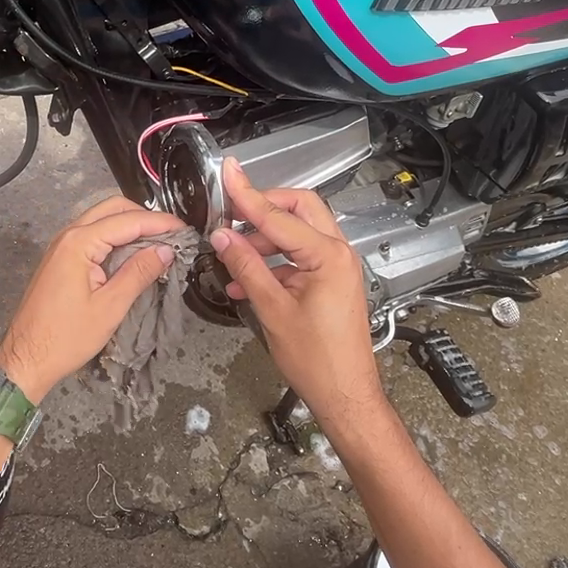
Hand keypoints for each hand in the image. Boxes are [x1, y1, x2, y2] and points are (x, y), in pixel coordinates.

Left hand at [0, 196, 185, 401]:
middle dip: (144, 216)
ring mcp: (62, 246)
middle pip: (112, 208)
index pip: (127, 220)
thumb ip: (139, 273)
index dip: (159, 223)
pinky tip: (133, 253)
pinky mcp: (61, 259)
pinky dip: (116, 238)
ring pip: (102, 220)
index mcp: (79, 243)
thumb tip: (165, 250)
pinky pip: (92, 235)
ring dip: (130, 225)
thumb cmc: (65, 338)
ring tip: (157, 242)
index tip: (183, 229)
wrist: (26, 359)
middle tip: (171, 234)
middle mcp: (68, 236)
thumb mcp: (110, 307)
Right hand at [207, 159, 386, 426]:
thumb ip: (246, 267)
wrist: (345, 395)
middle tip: (231, 211)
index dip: (248, 195)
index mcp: (328, 256)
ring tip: (233, 253)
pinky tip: (246, 280)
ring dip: (264, 237)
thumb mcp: (273, 310)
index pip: (279, 216)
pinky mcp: (330, 281)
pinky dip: (272, 261)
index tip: (228, 173)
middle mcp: (338, 253)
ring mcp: (336, 267)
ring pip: (297, 232)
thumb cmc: (317, 360)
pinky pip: (298, 256)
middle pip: (299, 209)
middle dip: (263, 207)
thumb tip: (222, 237)